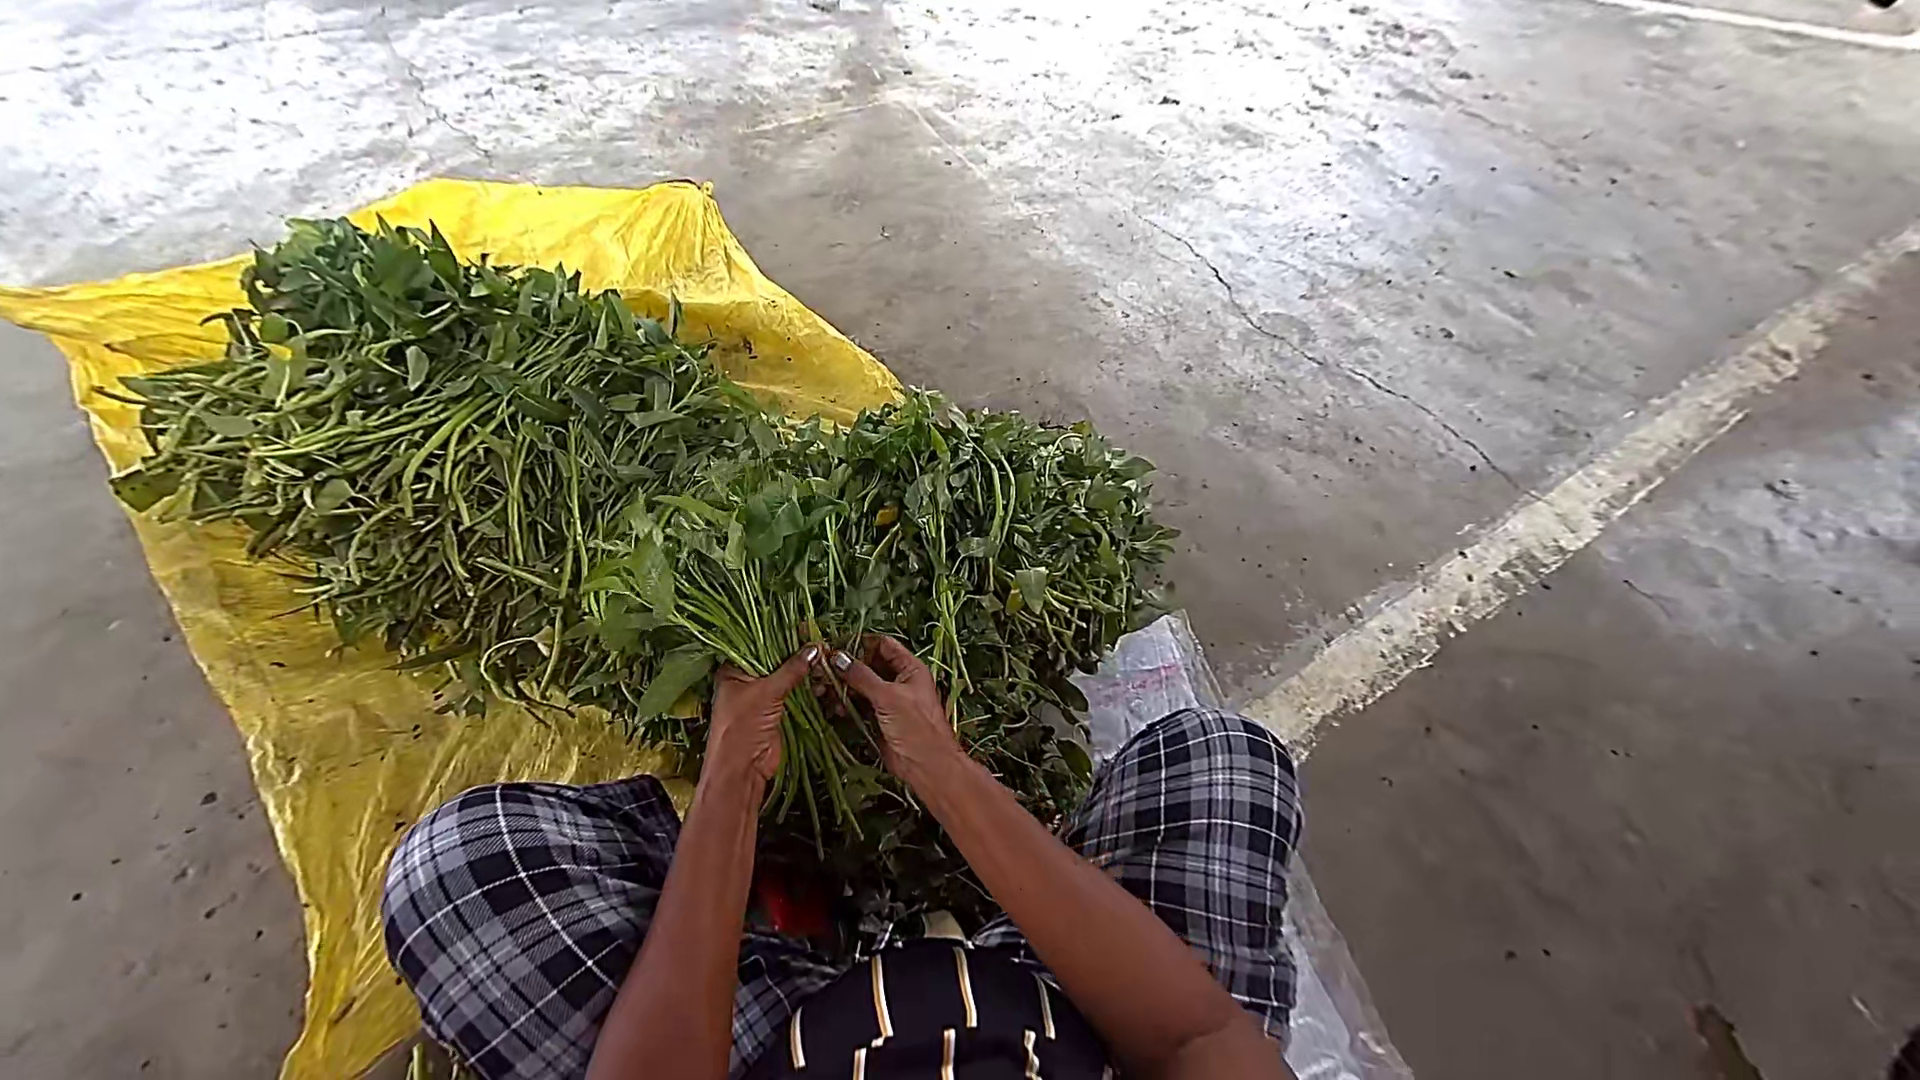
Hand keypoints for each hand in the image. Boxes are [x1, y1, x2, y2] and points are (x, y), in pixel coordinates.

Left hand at [705, 647, 816, 784]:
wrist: (742, 770)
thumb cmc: (741, 728)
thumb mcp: (765, 693)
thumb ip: (791, 669)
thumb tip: (814, 648)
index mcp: (734, 670)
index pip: (759, 644)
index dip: (782, 635)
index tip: (806, 628)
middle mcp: (749, 680)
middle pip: (778, 659)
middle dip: (800, 653)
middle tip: (822, 643)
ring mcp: (765, 695)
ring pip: (790, 676)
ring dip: (809, 671)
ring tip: (827, 661)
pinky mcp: (779, 710)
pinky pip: (798, 692)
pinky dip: (811, 687)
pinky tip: (825, 682)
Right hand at [819, 635, 959, 785]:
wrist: (926, 766)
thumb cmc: (917, 727)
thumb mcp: (889, 697)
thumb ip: (862, 676)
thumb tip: (838, 657)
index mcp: (910, 668)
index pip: (883, 645)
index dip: (861, 643)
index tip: (837, 645)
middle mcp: (899, 681)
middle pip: (869, 665)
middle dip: (847, 666)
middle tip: (824, 667)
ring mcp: (888, 700)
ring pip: (861, 685)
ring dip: (844, 686)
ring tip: (824, 687)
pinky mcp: (878, 718)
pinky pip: (858, 704)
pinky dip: (846, 703)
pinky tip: (834, 706)